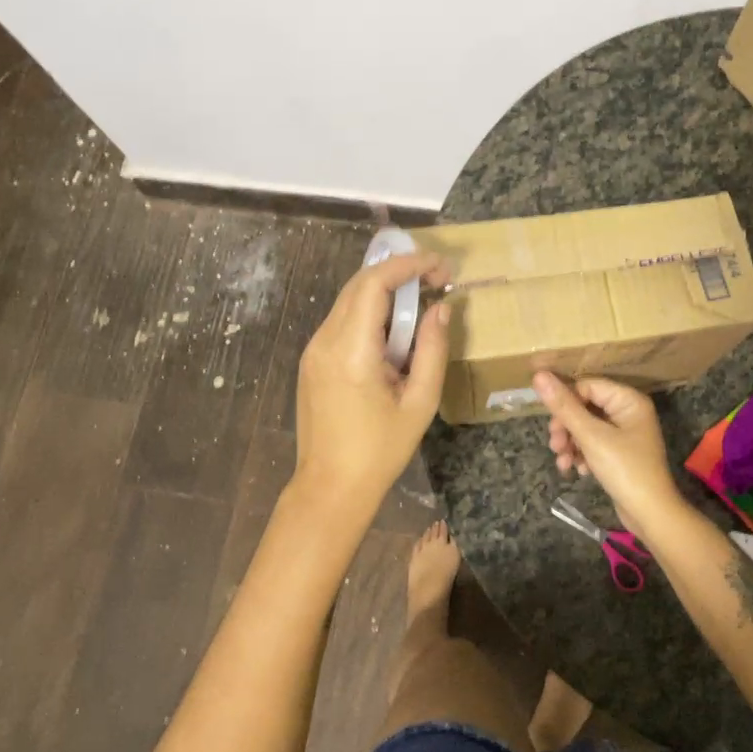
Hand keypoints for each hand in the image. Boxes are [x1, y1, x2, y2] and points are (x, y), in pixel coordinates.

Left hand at [293, 252, 450, 510]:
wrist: (331, 486)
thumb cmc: (380, 450)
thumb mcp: (420, 403)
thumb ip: (433, 351)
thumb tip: (441, 309)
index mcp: (351, 351)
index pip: (374, 284)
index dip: (408, 265)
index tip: (440, 266)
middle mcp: (325, 342)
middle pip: (358, 284)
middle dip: (398, 272)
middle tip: (436, 278)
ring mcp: (313, 350)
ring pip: (348, 300)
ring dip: (384, 291)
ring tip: (421, 302)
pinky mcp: (312, 361)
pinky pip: (341, 321)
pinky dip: (370, 312)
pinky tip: (395, 330)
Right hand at [534, 372, 684, 531]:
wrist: (649, 513)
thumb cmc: (624, 469)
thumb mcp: (591, 436)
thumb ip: (564, 407)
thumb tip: (539, 375)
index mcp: (628, 400)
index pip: (587, 386)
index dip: (566, 402)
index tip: (552, 425)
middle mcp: (629, 412)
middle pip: (585, 407)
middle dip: (566, 428)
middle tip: (555, 446)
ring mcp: (625, 434)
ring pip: (586, 428)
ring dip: (571, 444)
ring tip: (564, 463)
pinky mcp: (620, 453)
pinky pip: (594, 444)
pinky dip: (582, 455)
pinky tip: (578, 471)